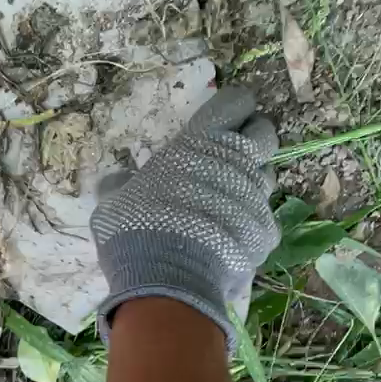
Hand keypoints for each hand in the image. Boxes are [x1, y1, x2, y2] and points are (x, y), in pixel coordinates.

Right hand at [89, 87, 279, 342]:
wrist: (167, 278)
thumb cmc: (136, 229)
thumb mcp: (114, 203)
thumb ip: (121, 186)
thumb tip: (117, 180)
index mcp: (200, 143)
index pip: (234, 103)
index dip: (231, 109)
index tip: (220, 122)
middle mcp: (236, 162)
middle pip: (263, 133)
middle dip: (249, 142)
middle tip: (226, 162)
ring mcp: (255, 197)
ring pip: (265, 176)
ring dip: (249, 184)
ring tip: (224, 205)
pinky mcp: (266, 231)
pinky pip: (261, 220)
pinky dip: (247, 226)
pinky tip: (226, 240)